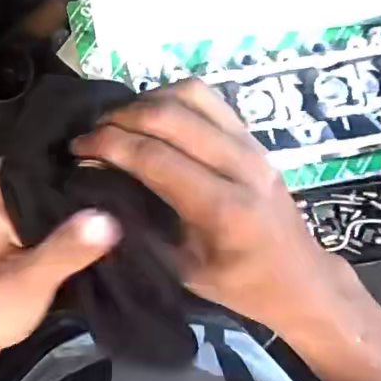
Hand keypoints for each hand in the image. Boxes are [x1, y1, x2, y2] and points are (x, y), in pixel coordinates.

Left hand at [0, 167, 120, 356]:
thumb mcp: (28, 280)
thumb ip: (65, 249)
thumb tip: (109, 218)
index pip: (45, 150)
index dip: (82, 148)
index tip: (123, 149)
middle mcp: (8, 191)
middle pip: (58, 168)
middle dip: (93, 171)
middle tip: (139, 173)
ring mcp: (19, 211)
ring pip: (62, 191)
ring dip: (90, 194)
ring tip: (136, 189)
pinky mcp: (30, 231)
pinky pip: (62, 211)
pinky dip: (83, 214)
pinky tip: (117, 213)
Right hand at [70, 80, 349, 331]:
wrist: (302, 279)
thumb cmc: (240, 285)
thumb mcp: (182, 270)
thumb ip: (141, 226)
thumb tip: (96, 185)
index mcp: (223, 208)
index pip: (154, 157)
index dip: (108, 145)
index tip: (78, 148)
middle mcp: (241, 166)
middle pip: (170, 116)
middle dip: (120, 117)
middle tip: (92, 133)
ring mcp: (252, 145)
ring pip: (190, 95)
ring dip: (146, 101)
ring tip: (120, 121)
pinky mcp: (255, 137)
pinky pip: (209, 99)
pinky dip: (172, 98)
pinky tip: (152, 116)